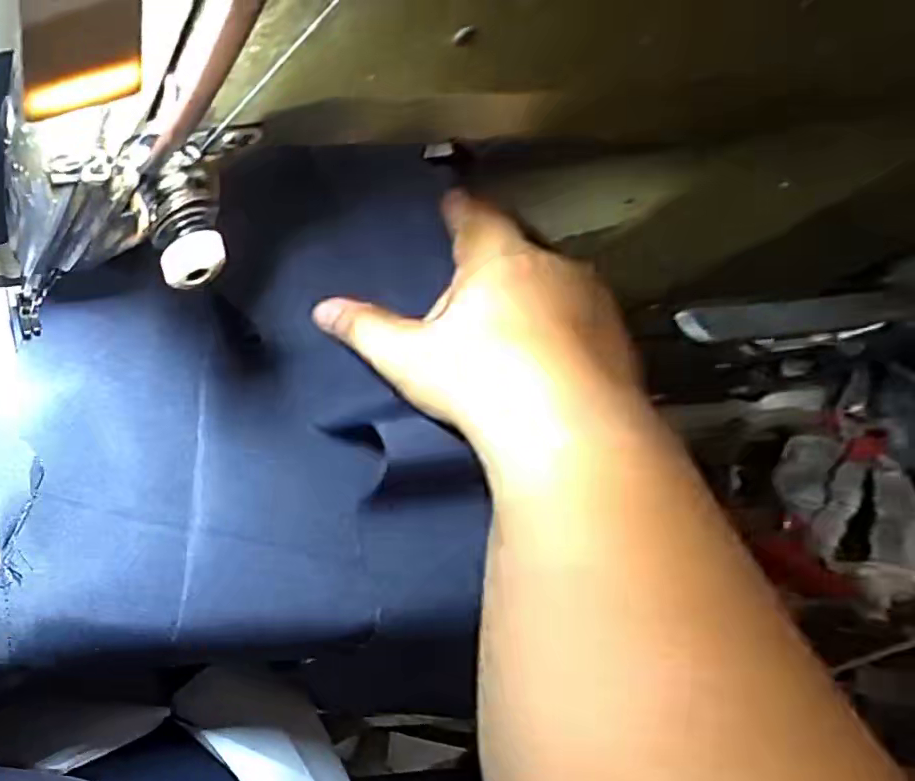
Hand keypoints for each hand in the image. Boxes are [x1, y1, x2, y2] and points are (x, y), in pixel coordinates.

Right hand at [312, 190, 646, 465]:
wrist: (562, 425)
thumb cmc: (476, 379)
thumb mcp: (404, 356)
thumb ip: (364, 329)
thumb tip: (322, 308)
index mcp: (499, 263)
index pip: (478, 220)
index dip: (461, 209)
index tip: (453, 198)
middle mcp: (553, 266)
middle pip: (517, 249)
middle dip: (492, 257)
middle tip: (468, 270)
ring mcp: (592, 297)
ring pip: (550, 280)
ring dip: (526, 290)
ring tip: (501, 314)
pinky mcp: (613, 332)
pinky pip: (574, 313)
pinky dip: (553, 321)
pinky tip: (537, 347)